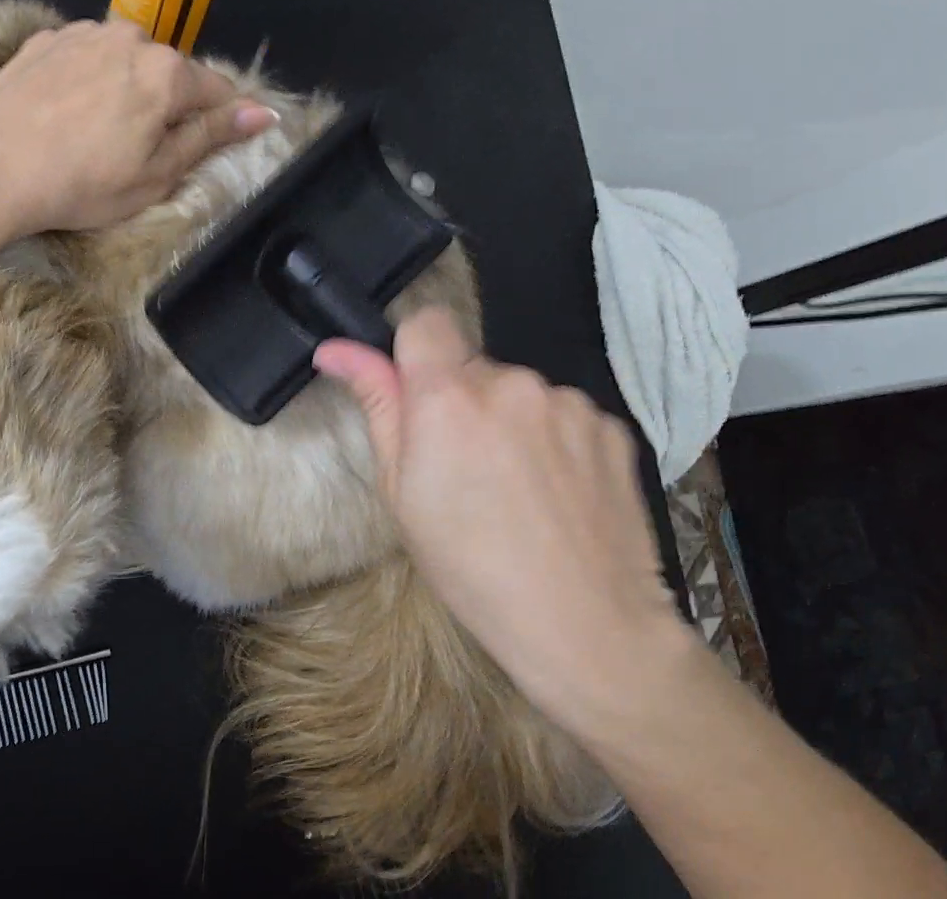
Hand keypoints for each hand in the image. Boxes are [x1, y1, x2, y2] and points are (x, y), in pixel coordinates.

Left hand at [0, 18, 278, 234]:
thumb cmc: (79, 184)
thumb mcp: (155, 176)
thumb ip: (209, 137)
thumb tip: (262, 113)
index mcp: (167, 73)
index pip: (216, 91)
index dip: (218, 121)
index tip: (201, 148)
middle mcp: (131, 38)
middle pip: (168, 73)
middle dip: (164, 106)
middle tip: (134, 153)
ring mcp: (83, 33)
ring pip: (124, 61)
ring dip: (123, 89)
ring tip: (92, 134)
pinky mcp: (44, 40)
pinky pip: (84, 58)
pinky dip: (85, 81)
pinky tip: (62, 115)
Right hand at [313, 308, 689, 727]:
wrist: (584, 624)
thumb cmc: (469, 567)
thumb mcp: (400, 492)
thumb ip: (376, 405)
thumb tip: (334, 349)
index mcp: (448, 397)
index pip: (425, 322)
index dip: (413, 352)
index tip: (414, 398)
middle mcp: (512, 383)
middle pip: (472, 367)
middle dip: (460, 403)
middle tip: (462, 471)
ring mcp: (569, 403)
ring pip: (519, 393)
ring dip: (508, 422)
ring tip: (516, 491)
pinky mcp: (613, 427)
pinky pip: (564, 415)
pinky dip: (553, 441)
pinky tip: (556, 495)